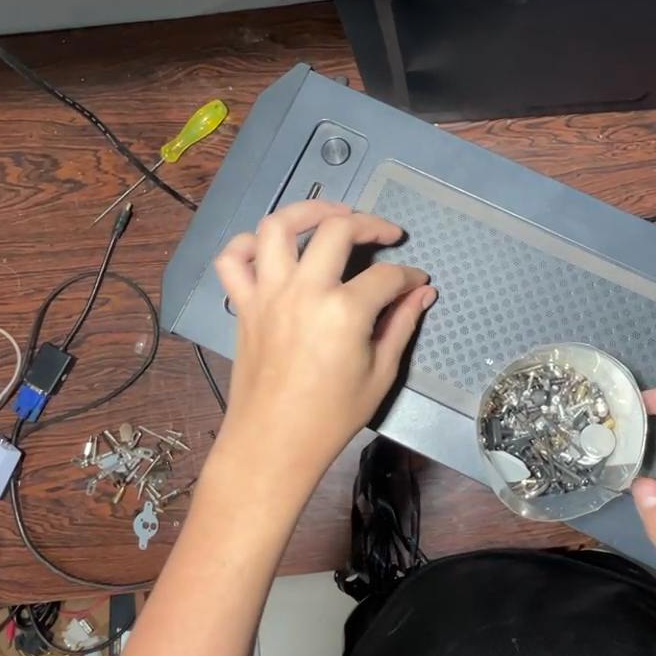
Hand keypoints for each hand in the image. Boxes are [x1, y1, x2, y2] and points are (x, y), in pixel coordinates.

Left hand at [210, 200, 435, 504]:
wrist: (273, 443)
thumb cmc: (332, 416)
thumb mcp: (380, 374)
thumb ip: (402, 325)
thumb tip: (423, 292)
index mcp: (344, 311)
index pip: (387, 276)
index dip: (409, 275)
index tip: (418, 282)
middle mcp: (304, 290)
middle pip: (337, 229)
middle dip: (370, 223)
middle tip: (386, 233)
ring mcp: (267, 294)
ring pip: (278, 227)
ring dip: (307, 211)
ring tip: (330, 216)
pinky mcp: (243, 305)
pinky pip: (232, 259)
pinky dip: (247, 244)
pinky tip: (270, 247)